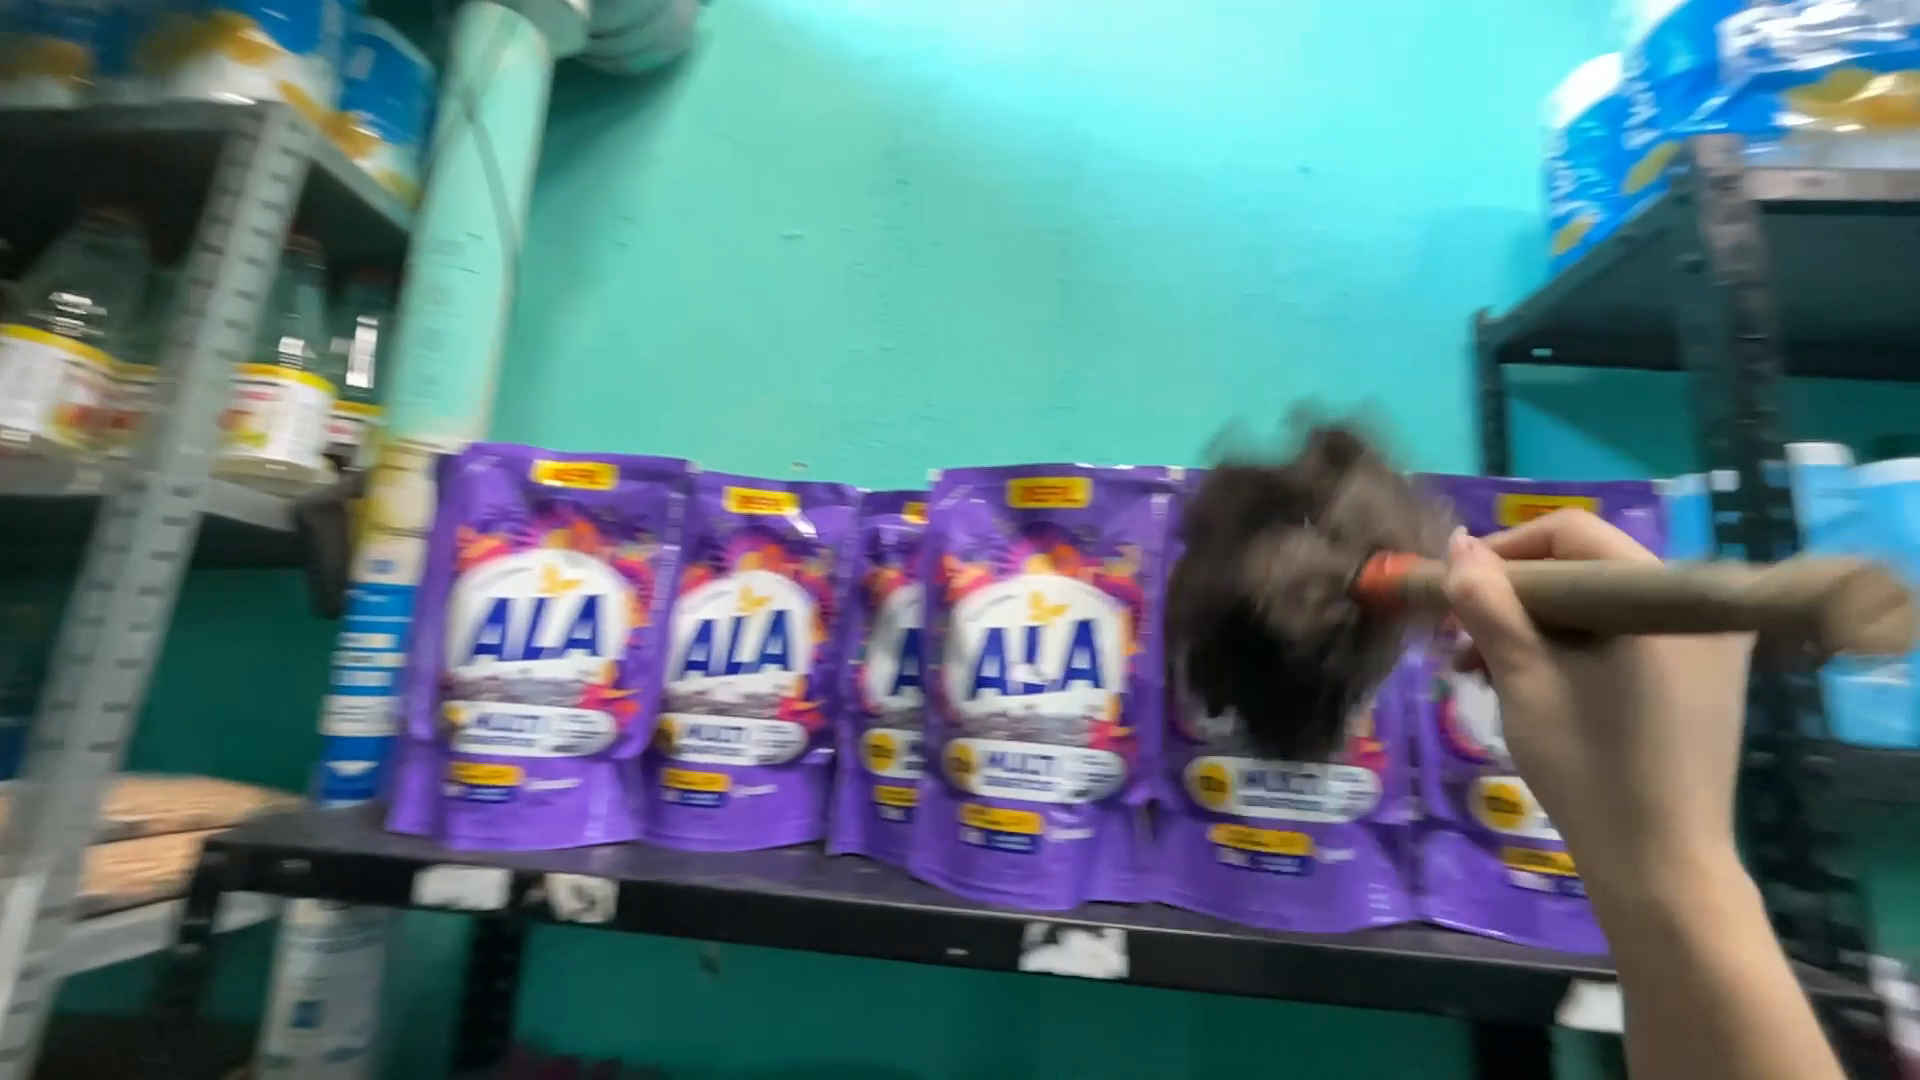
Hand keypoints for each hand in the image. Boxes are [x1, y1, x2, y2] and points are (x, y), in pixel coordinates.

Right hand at [1442, 510, 1753, 897]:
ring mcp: (1695, 649)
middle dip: (1507, 597)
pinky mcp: (1687, 682)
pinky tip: (1517, 681)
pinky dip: (1556, 649)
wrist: (1655, 860)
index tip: (1455, 593)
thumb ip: (1487, 602)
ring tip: (1476, 666)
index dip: (1501, 552)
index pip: (1571, 533)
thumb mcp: (1522, 673)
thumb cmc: (1587, 759)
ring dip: (1523, 625)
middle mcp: (1689, 612)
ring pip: (1587, 607)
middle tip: (1459, 636)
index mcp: (1663, 599)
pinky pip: (1610, 639)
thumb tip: (1456, 544)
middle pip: (1578, 569)